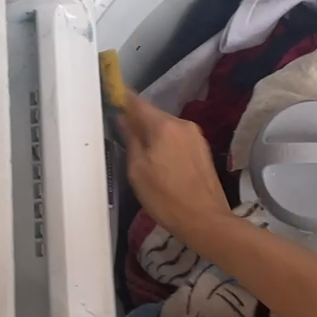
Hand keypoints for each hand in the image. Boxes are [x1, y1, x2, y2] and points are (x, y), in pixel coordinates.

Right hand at [118, 92, 232, 245]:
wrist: (205, 220)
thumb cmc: (165, 197)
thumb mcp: (138, 171)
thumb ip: (131, 140)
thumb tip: (123, 120)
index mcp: (164, 126)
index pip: (138, 103)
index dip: (123, 99)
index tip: (111, 97)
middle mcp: (182, 124)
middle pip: (154, 114)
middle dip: (138, 120)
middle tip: (121, 132)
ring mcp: (196, 136)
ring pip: (166, 126)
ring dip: (152, 132)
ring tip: (139, 149)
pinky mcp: (202, 149)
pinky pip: (177, 137)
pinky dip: (165, 141)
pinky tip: (159, 158)